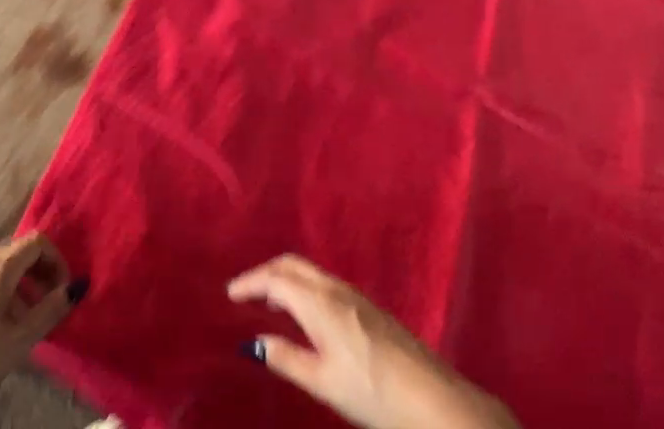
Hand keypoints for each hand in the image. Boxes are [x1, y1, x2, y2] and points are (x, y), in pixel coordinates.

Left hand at [0, 232, 86, 428]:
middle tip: (47, 306)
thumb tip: (73, 288)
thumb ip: (49, 310)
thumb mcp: (18, 341)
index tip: (62, 291)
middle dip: (38, 273)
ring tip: (22, 323)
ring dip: (18, 286)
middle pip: (15, 252)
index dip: (56, 261)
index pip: (36, 241)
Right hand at [228, 255, 517, 428]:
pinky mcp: (371, 308)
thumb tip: (254, 344)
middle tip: (246, 292)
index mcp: (320, 303)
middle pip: (294, 265)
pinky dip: (305, 287)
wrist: (434, 399)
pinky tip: (305, 314)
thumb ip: (286, 358)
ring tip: (270, 303)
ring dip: (287, 279)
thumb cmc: (372, 391)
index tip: (229, 294)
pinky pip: (326, 283)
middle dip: (266, 272)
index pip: (276, 279)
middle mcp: (337, 290)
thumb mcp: (322, 381)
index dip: (250, 283)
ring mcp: (357, 296)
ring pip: (312, 273)